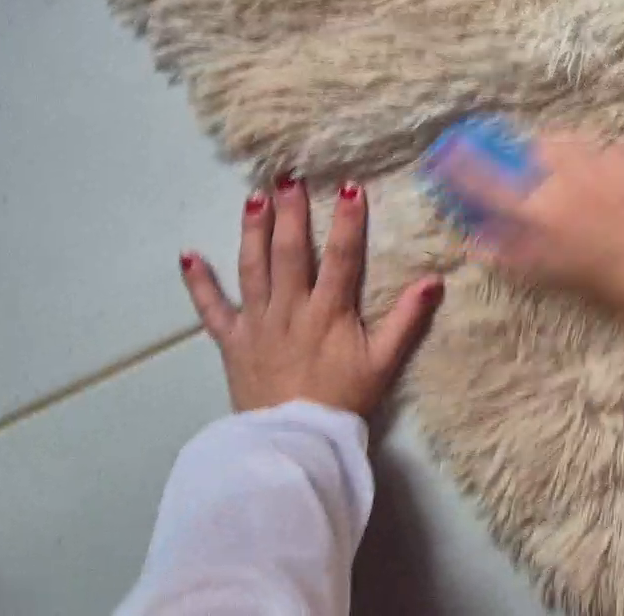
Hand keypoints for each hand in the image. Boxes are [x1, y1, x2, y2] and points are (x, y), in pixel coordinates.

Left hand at [179, 176, 442, 415]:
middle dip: (291, 213)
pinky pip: (211, 309)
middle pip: (290, 253)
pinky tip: (188, 255)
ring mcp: (257, 323)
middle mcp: (290, 309)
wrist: (294, 444)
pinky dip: (198, 283)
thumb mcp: (384, 361)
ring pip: (253, 269)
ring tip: (253, 198)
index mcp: (329, 311)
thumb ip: (408, 319)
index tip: (349, 187)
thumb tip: (435, 280)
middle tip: (288, 178)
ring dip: (252, 231)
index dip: (348, 221)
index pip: (342, 257)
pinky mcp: (232, 341)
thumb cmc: (344, 397)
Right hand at [438, 133, 623, 312]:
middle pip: (530, 148)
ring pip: (565, 139)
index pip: (486, 181)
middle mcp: (562, 181)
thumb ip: (506, 252)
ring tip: (560, 164)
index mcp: (537, 210)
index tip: (444, 151)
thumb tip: (475, 240)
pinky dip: (595, 155)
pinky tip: (596, 171)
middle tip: (526, 165)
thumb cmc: (594, 279)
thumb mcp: (542, 271)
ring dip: (556, 147)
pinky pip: (601, 147)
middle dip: (523, 152)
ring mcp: (597, 167)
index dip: (460, 164)